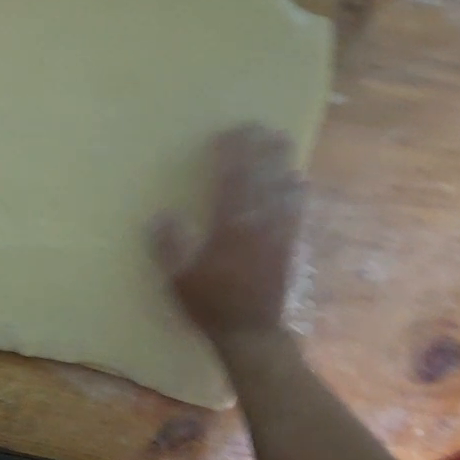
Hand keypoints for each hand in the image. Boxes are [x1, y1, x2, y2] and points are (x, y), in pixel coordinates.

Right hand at [150, 124, 305, 353]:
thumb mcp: (179, 279)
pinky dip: (295, 187)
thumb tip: (161, 217)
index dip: (231, 150)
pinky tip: (295, 180)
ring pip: (286, 183)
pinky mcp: (291, 243)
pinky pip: (298, 207)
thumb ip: (170, 246)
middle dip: (261, 146)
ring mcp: (281, 230)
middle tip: (256, 128)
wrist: (251, 331)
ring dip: (281, 160)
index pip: (234, 174)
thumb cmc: (211, 304)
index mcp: (231, 222)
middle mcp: (260, 219)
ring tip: (277, 142)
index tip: (225, 133)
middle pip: (266, 171)